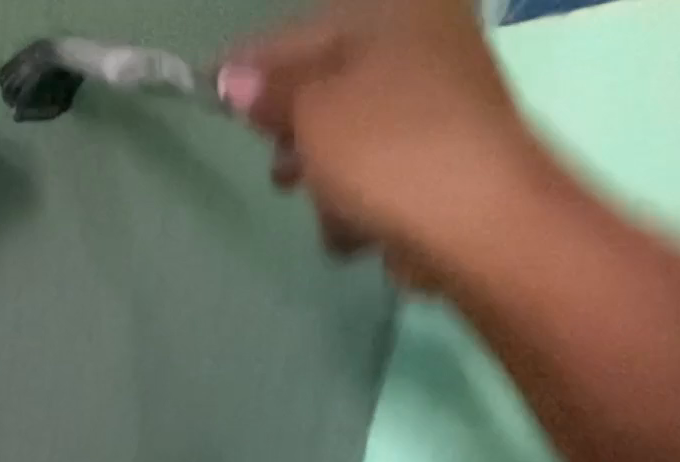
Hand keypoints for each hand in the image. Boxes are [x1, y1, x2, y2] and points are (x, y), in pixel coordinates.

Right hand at [218, 0, 553, 288]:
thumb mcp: (312, 112)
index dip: (248, 67)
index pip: (299, 34)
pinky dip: (354, 197)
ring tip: (320, 201)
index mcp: (395, 14)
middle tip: (280, 164)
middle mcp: (422, 45)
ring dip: (321, 173)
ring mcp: (436, 104)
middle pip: (323, 87)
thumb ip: (270, 93)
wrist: (475, 223)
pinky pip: (373, 170)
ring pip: (344, 135)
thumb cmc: (385, 151)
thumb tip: (233, 79)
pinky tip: (354, 222)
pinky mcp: (438, 158)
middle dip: (291, 131)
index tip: (205, 89)